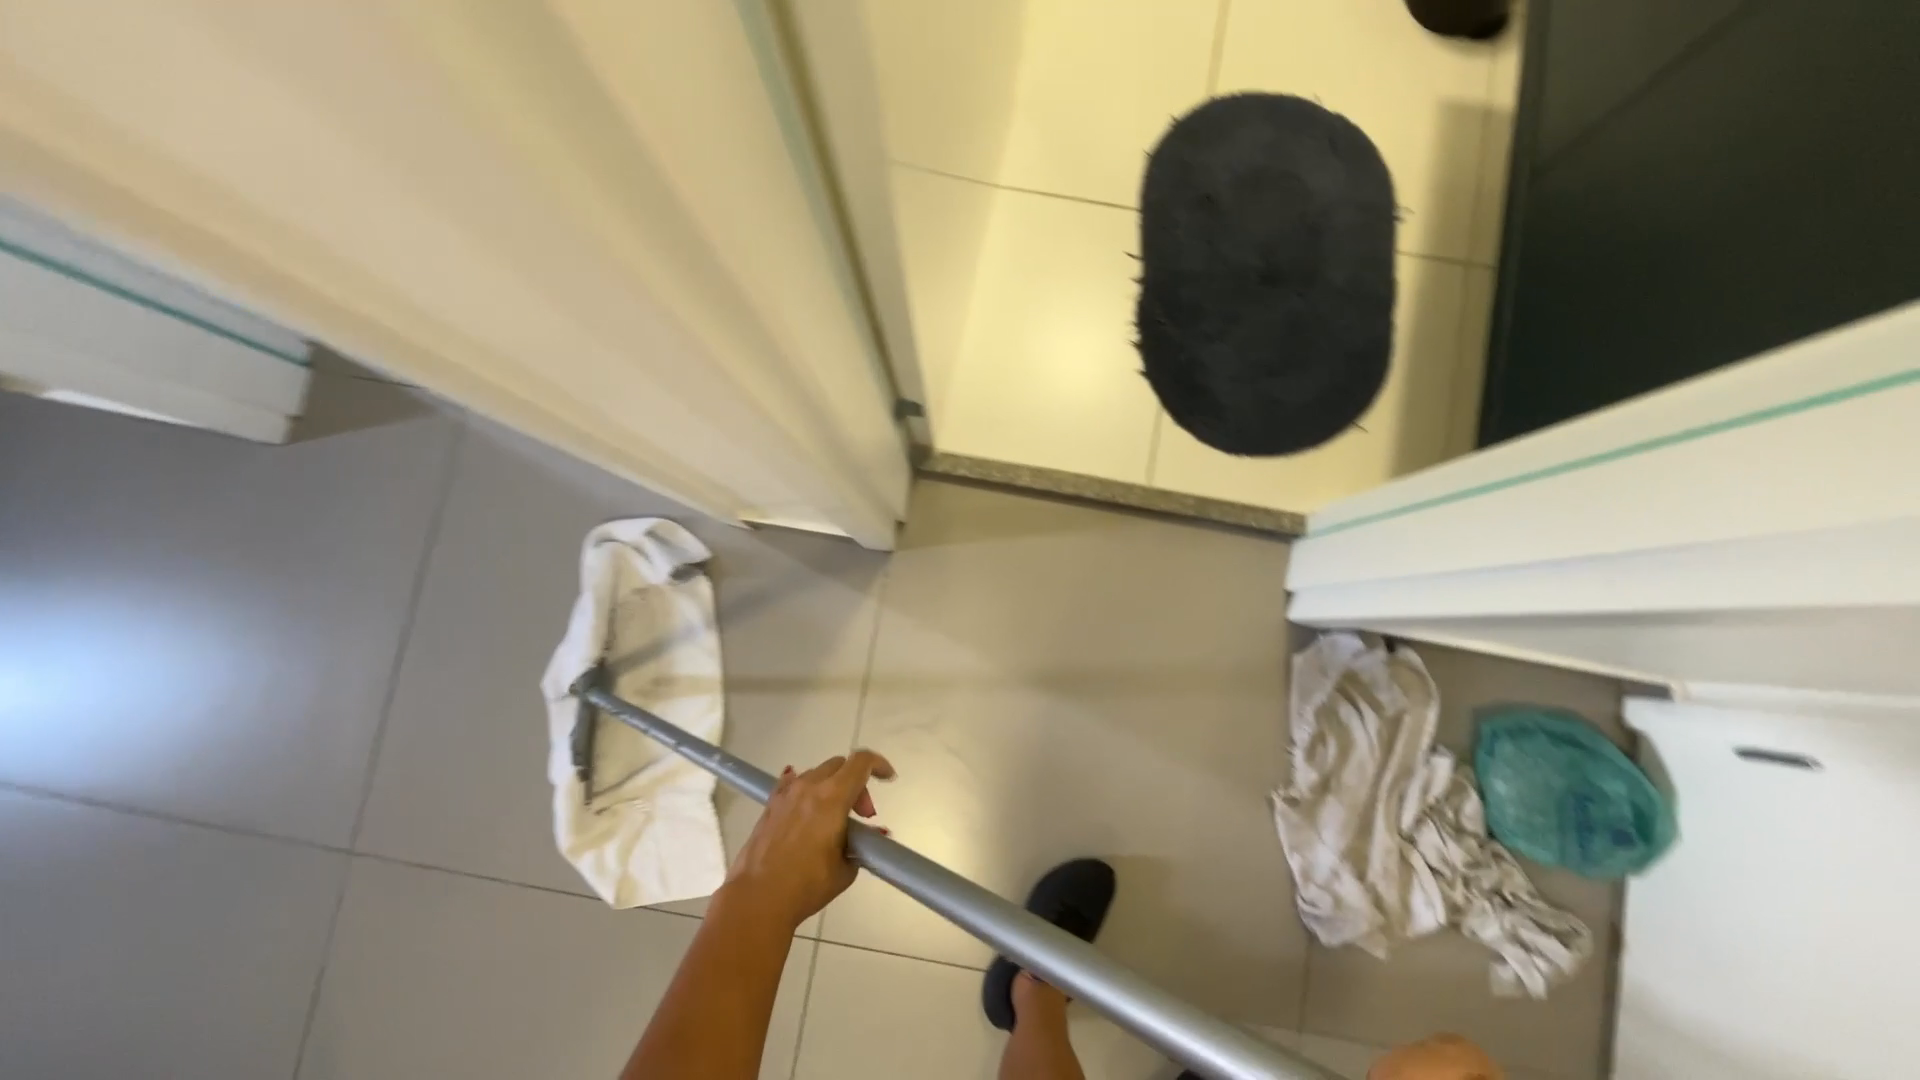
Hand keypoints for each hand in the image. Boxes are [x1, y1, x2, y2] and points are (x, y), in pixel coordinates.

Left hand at [719, 750, 895, 931]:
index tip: (888, 778)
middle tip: (861, 816)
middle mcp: (808, 787)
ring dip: (833, 788)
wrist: (757, 898)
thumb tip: (872, 837)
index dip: (879, 764)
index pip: (860, 762)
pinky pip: (793, 785)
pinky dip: (808, 791)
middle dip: (857, 784)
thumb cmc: (806, 885)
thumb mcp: (845, 868)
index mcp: (832, 797)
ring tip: (834, 819)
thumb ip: (861, 846)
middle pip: (840, 766)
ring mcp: (786, 794)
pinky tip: (808, 809)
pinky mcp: (770, 806)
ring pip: (817, 774)